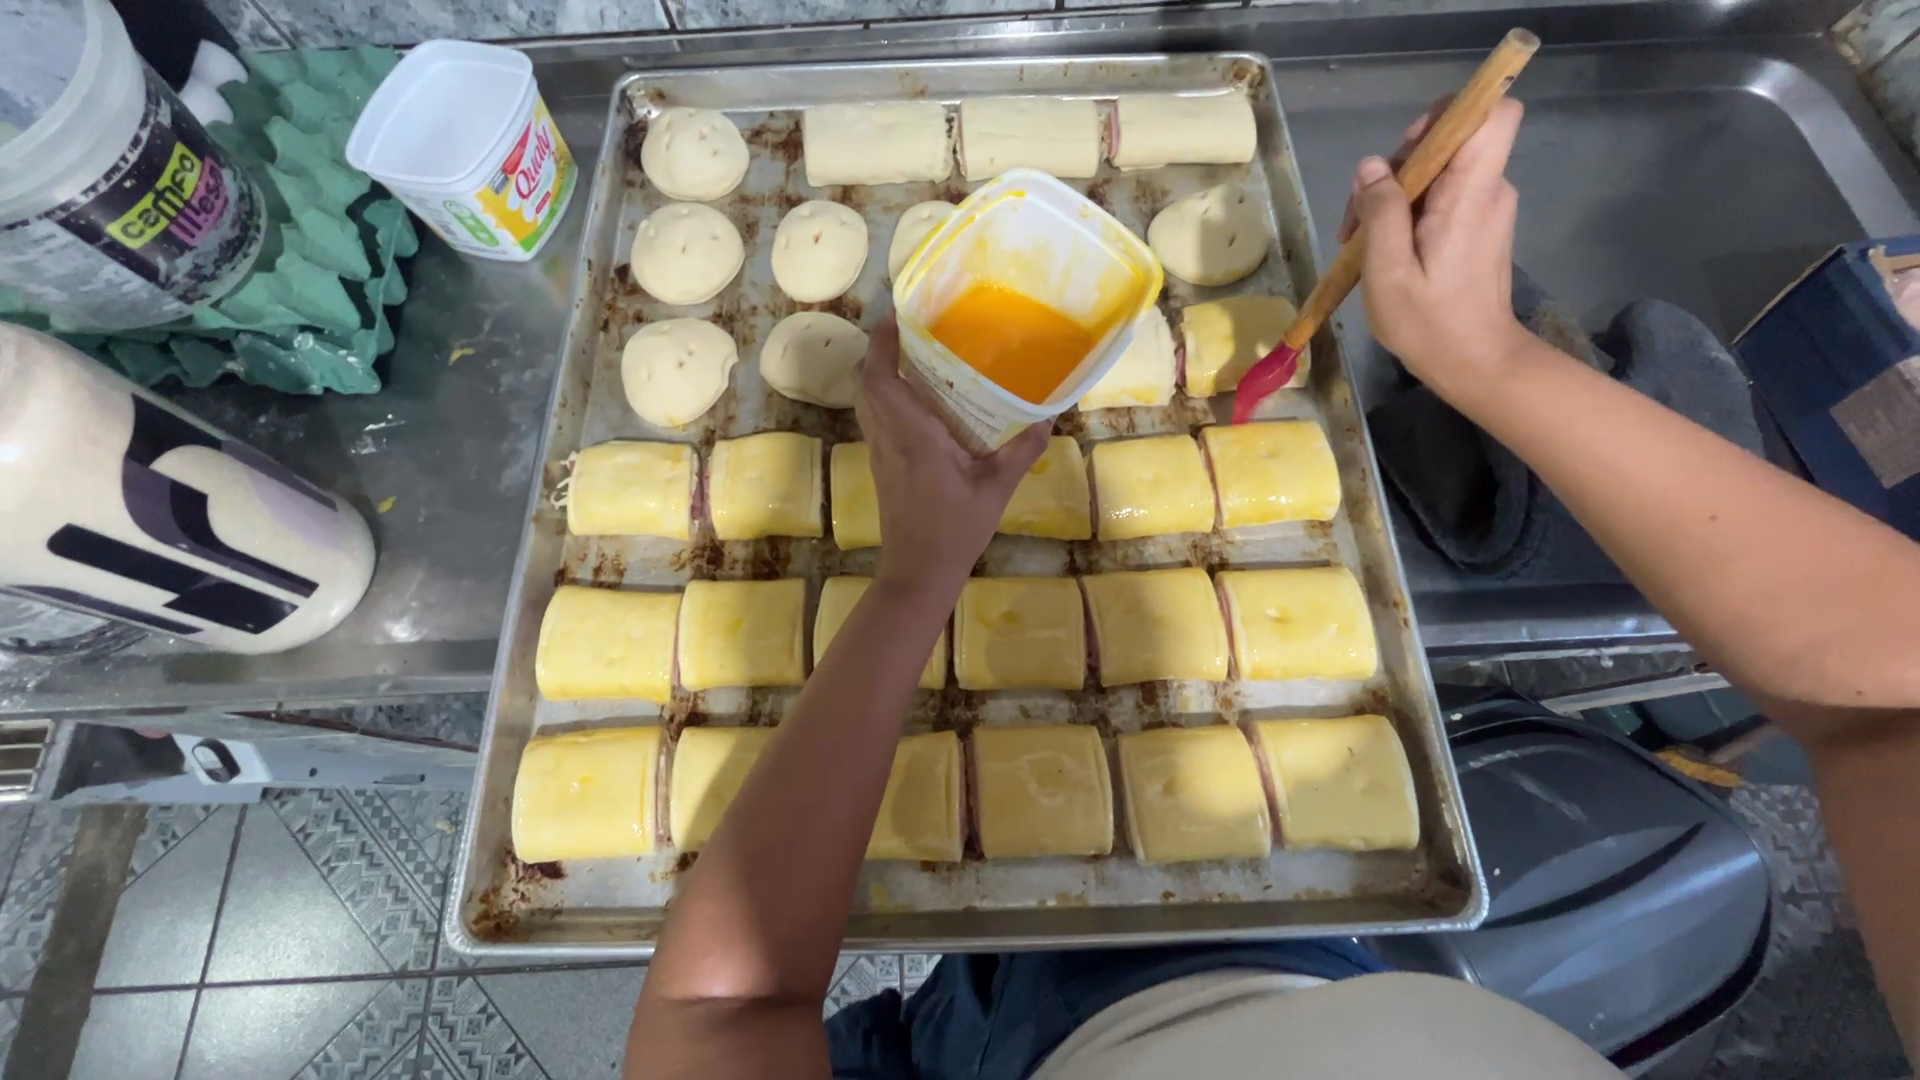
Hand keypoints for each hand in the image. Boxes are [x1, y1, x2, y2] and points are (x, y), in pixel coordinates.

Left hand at [854, 313, 1050, 595]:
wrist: (918, 571)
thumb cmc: (956, 530)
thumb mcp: (996, 489)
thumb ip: (1021, 451)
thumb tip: (1048, 418)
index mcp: (913, 436)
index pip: (881, 378)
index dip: (882, 342)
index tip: (898, 315)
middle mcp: (887, 438)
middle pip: (863, 382)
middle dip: (877, 351)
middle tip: (908, 333)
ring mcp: (878, 452)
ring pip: (864, 400)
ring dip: (878, 373)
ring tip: (913, 358)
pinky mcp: (879, 465)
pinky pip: (873, 418)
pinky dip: (884, 397)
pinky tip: (916, 401)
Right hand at [1343, 98, 1535, 396]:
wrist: (1475, 362)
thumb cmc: (1429, 323)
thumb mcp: (1387, 274)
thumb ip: (1380, 214)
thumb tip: (1369, 168)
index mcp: (1471, 194)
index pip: (1492, 112)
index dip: (1451, 112)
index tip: (1407, 149)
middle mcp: (1488, 189)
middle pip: (1449, 143)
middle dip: (1397, 168)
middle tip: (1359, 218)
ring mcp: (1486, 208)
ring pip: (1439, 172)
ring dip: (1394, 196)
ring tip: (1361, 242)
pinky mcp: (1478, 226)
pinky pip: (1441, 198)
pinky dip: (1407, 214)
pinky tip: (1383, 251)